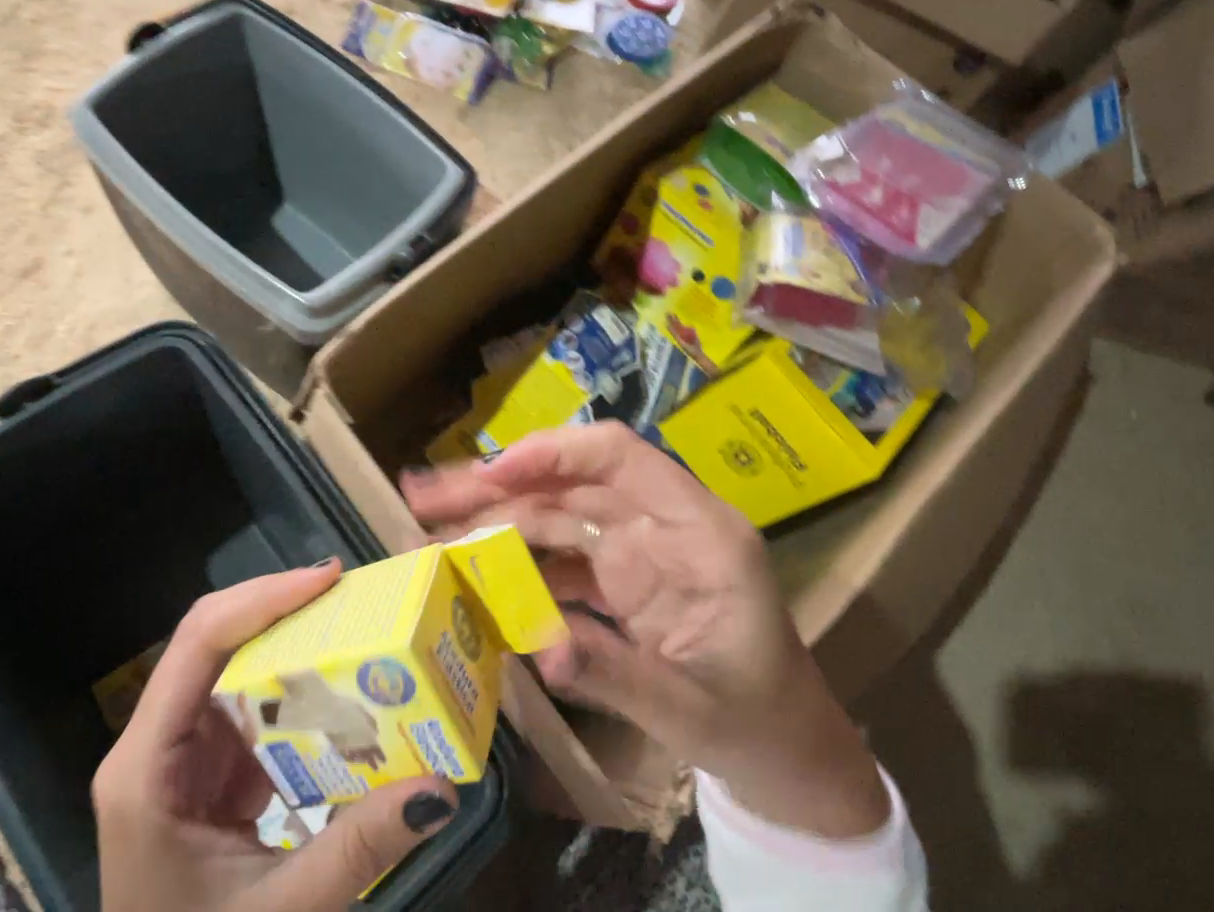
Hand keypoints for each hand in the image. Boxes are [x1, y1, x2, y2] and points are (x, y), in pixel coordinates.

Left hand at [93, 560, 460, 911]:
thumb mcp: (281, 911)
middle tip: (355, 597)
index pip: (197, 646)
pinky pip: (250, 716)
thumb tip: (440, 788)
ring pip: (233, 676)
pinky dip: (297, 700)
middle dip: (284, 614)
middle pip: (213, 647)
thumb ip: (358, 848)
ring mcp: (177, 759)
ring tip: (357, 629)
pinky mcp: (203, 777)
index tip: (329, 580)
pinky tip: (342, 695)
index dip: (261, 600)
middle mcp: (153, 745)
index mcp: (145, 767)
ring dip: (293, 652)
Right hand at [401, 422, 887, 837]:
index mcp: (700, 535)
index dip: (551, 453)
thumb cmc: (759, 727)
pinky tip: (471, 578)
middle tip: (424, 497)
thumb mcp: (691, 711)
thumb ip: (616, 674)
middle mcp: (662, 528)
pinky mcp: (620, 582)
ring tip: (427, 531)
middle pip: (570, 484)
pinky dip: (513, 566)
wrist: (789, 760)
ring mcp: (638, 553)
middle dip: (495, 487)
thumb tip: (536, 646)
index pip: (620, 458)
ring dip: (492, 522)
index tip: (489, 475)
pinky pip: (557, 561)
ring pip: (555, 517)